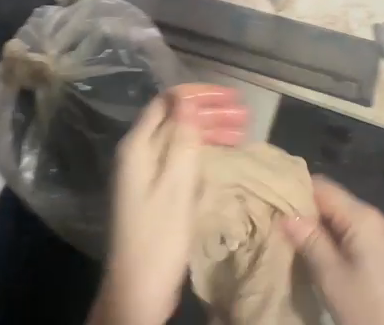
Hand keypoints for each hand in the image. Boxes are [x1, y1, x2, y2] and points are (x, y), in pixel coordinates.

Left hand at [91, 86, 248, 324]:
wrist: (138, 289)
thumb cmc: (158, 237)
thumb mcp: (175, 185)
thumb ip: (181, 139)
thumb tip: (186, 97)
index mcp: (137, 145)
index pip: (167, 102)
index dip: (199, 94)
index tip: (231, 97)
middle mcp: (139, 152)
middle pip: (175, 118)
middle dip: (209, 111)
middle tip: (245, 115)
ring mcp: (146, 172)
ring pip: (180, 137)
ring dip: (210, 130)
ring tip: (243, 131)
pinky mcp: (156, 189)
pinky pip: (181, 156)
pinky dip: (204, 150)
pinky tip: (226, 153)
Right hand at [281, 178, 383, 324]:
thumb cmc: (367, 309)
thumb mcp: (331, 276)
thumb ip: (308, 239)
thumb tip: (286, 214)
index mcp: (365, 217)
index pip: (323, 187)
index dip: (296, 192)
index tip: (274, 205)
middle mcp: (379, 219)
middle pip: (335, 202)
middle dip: (309, 213)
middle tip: (282, 228)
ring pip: (346, 220)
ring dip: (323, 229)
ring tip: (299, 245)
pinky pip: (359, 236)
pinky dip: (340, 241)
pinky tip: (325, 259)